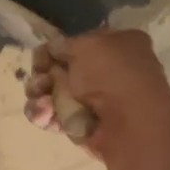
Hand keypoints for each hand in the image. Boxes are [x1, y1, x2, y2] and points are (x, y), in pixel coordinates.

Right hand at [23, 29, 169, 163]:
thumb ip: (62, 44)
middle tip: (41, 84)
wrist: (129, 125)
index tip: (42, 59)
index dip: (53, 51)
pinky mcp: (83, 124)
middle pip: (58, 70)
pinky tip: (45, 117)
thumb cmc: (111, 76)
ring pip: (52, 94)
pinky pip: (54, 116)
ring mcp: (95, 100)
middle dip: (42, 77)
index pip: (75, 44)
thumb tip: (52, 50)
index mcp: (118, 45)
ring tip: (43, 105)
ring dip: (40, 97)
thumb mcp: (85, 45)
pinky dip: (45, 116)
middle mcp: (108, 71)